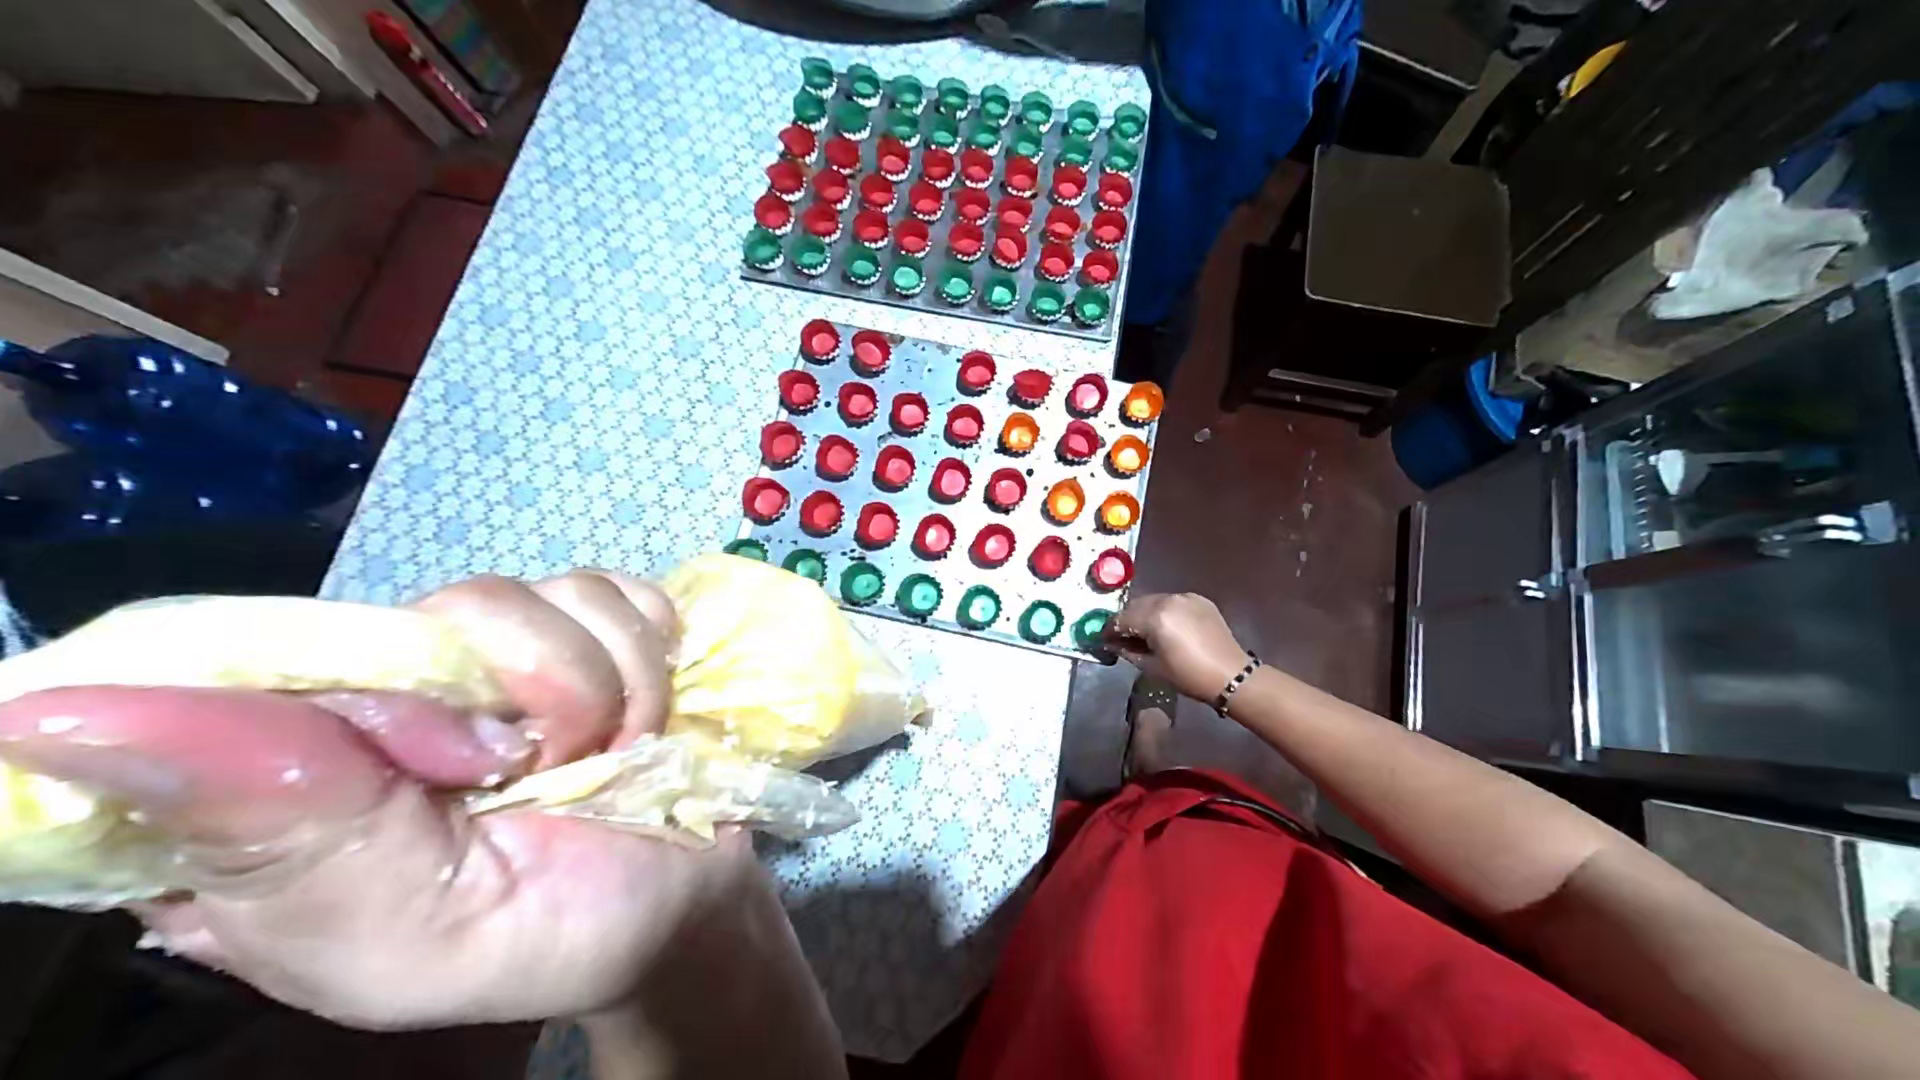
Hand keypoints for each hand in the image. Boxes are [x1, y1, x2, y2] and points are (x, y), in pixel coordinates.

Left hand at [0, 570, 763, 1030]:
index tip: (482, 768)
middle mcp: (413, 685)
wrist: (680, 908)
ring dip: (619, 683)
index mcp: (316, 764)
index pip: (309, 646)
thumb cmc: (552, 934)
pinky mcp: (607, 625)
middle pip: (473, 602)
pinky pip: (632, 592)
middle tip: (567, 768)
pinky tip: (647, 708)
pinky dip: (656, 653)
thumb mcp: (409, 931)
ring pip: (567, 592)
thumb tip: (52, 718)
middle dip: (552, 694)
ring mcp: (521, 645)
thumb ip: (282, 837)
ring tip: (618, 750)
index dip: (411, 697)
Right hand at [1111, 592, 1249, 703]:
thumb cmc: (1188, 676)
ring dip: (1144, 614)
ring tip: (1145, 632)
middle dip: (1126, 620)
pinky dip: (1164, 611)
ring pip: (1153, 601)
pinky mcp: (1199, 599)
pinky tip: (1167, 627)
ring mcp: (1185, 597)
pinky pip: (1172, 601)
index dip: (1109, 630)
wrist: (1232, 675)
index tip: (1104, 640)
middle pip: (1135, 605)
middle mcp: (1168, 599)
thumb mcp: (1152, 666)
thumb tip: (1112, 643)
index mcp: (1155, 617)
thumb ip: (1127, 650)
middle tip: (1122, 637)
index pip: (1121, 618)